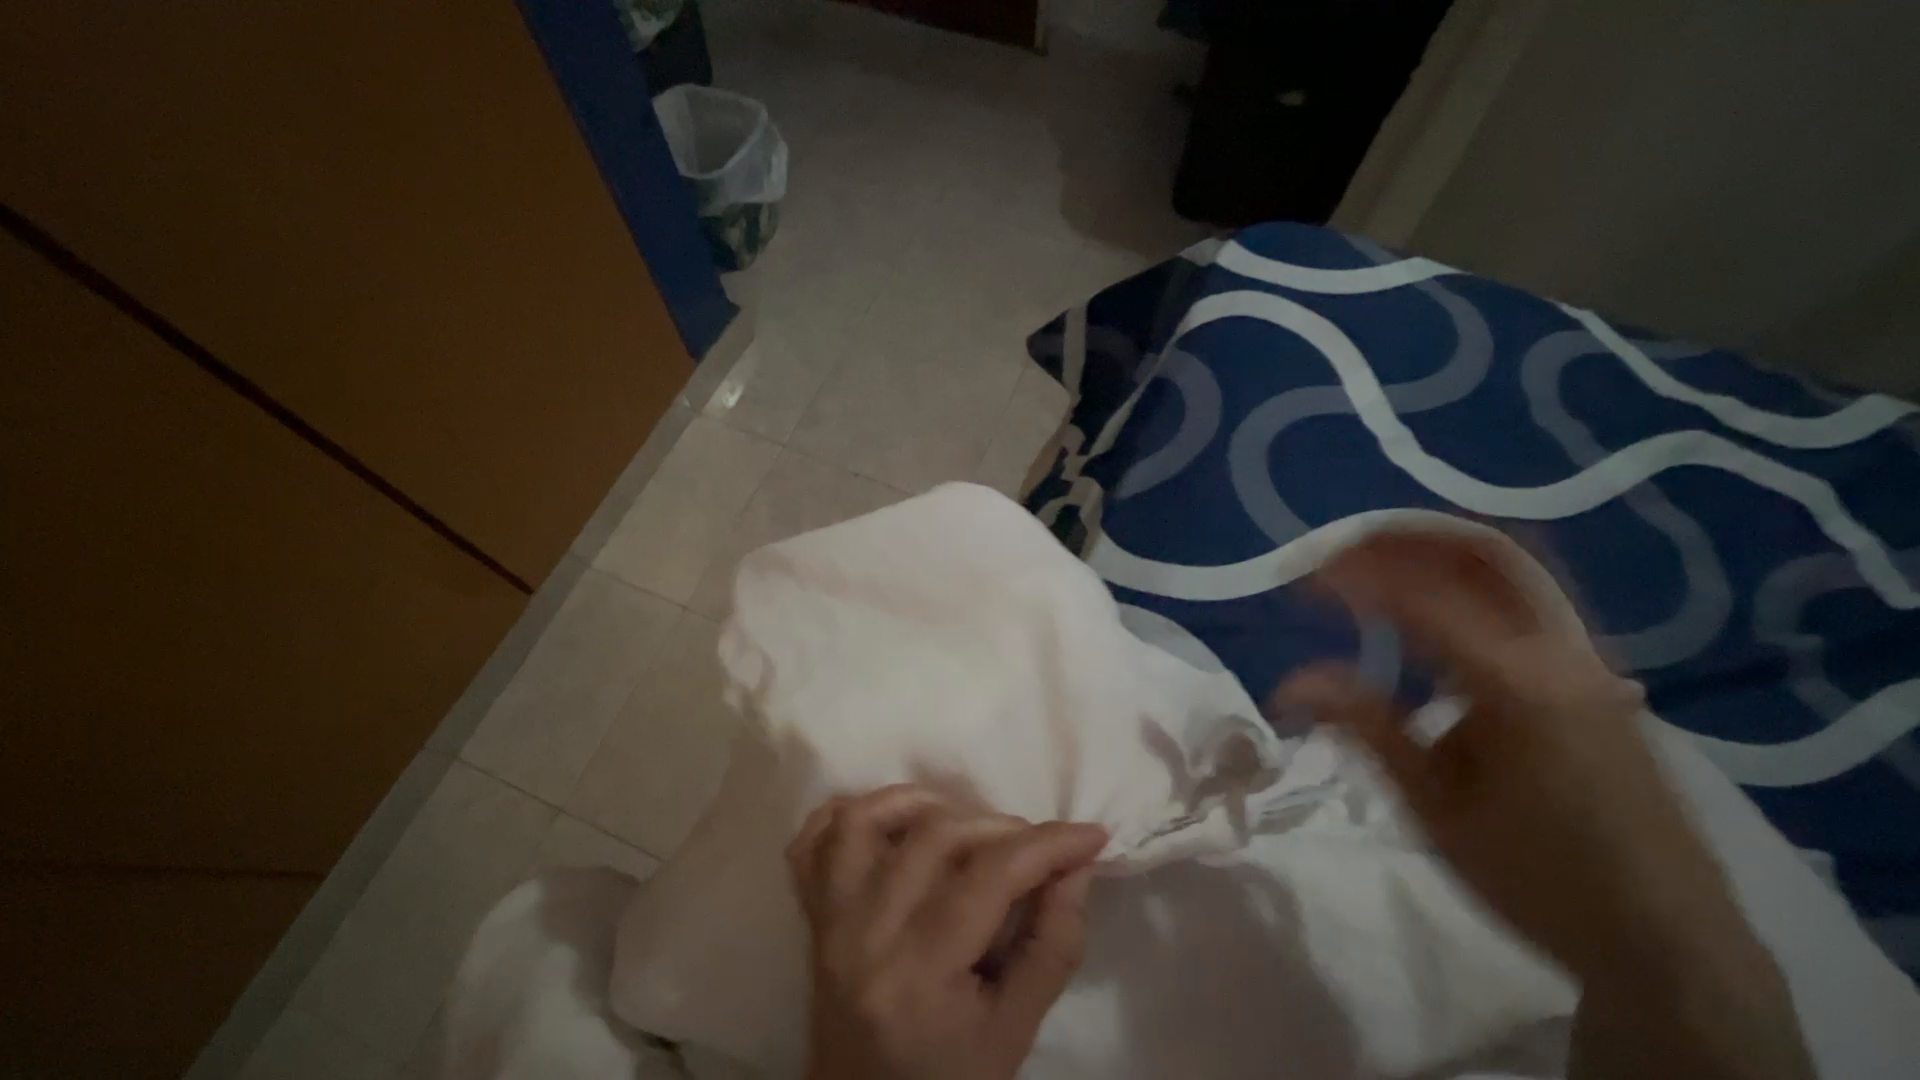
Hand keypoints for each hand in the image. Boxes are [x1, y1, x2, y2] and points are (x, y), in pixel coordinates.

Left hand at [787, 785, 1107, 1079]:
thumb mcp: (1016, 1029)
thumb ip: (1054, 946)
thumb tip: (1077, 864)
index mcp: (919, 974)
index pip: (987, 878)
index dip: (1046, 845)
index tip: (1090, 835)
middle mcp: (863, 935)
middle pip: (932, 838)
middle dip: (999, 826)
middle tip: (1035, 848)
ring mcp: (828, 920)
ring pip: (864, 821)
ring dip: (921, 804)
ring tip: (965, 822)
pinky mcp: (811, 914)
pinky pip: (814, 839)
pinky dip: (852, 813)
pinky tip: (894, 822)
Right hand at [1271, 528, 1742, 983]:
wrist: (1666, 941)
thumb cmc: (1536, 879)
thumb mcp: (1434, 809)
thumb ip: (1366, 728)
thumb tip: (1294, 680)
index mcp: (1515, 684)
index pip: (1420, 598)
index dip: (1354, 576)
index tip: (1302, 577)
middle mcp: (1561, 653)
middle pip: (1478, 556)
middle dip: (1403, 542)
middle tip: (1342, 555)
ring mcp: (1590, 662)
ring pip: (1512, 573)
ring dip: (1440, 558)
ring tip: (1380, 570)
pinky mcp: (1600, 680)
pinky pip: (1532, 604)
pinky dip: (1474, 587)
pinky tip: (1441, 615)